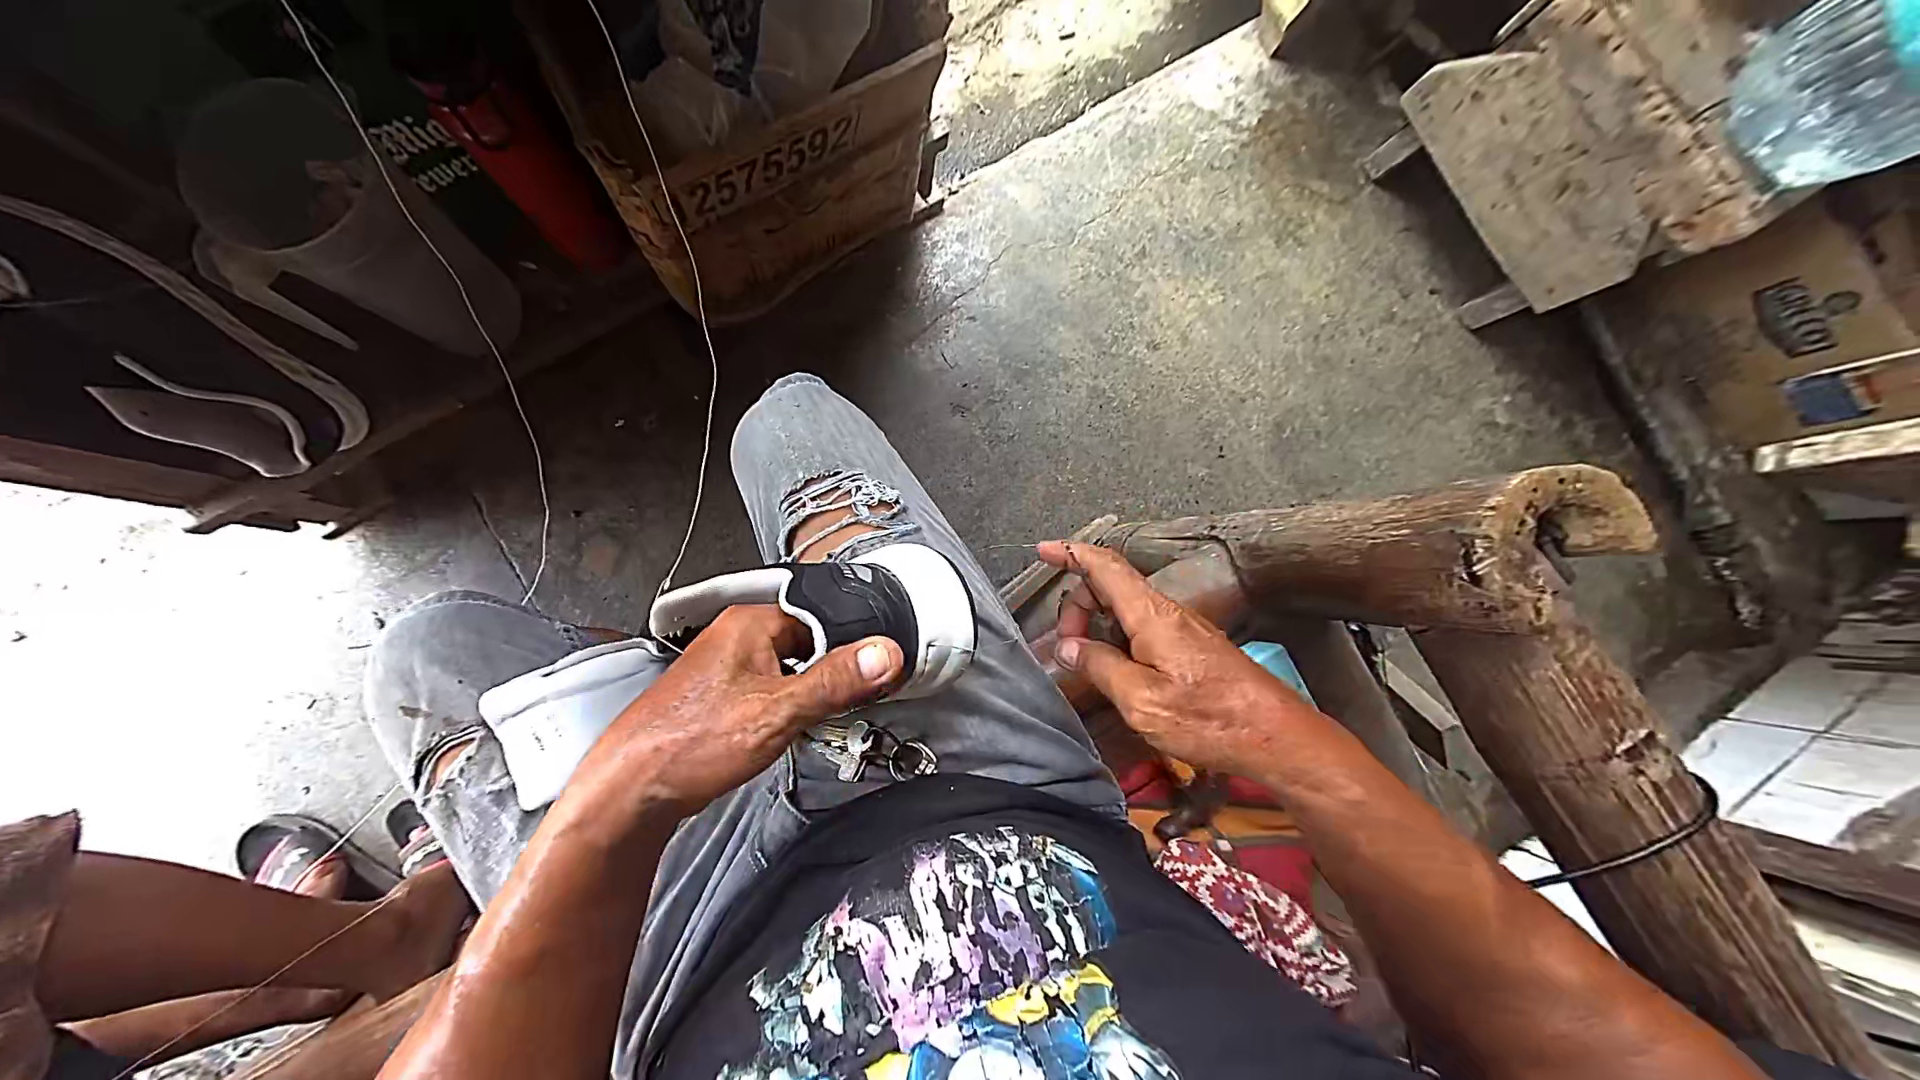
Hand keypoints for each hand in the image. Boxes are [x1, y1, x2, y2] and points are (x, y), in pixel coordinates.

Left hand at [560, 605, 901, 821]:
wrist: (631, 792)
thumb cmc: (685, 746)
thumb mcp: (778, 712)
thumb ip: (836, 682)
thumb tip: (883, 655)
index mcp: (750, 623)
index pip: (824, 620)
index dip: (849, 651)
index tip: (864, 677)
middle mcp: (736, 636)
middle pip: (809, 646)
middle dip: (825, 678)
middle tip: (826, 709)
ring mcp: (727, 665)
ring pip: (790, 671)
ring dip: (803, 697)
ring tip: (796, 724)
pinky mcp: (722, 694)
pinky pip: (770, 690)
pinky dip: (782, 709)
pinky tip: (774, 734)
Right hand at [1037, 540, 1321, 776]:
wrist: (1276, 737)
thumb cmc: (1212, 720)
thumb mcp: (1141, 700)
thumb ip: (1100, 667)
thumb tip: (1069, 648)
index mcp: (1151, 616)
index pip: (1105, 567)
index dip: (1070, 554)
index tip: (1044, 550)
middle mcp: (1167, 613)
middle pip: (1110, 586)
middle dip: (1077, 606)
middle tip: (1064, 646)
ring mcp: (1182, 628)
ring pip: (1125, 608)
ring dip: (1096, 625)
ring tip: (1084, 660)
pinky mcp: (1191, 647)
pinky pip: (1141, 626)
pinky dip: (1116, 637)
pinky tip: (1114, 667)